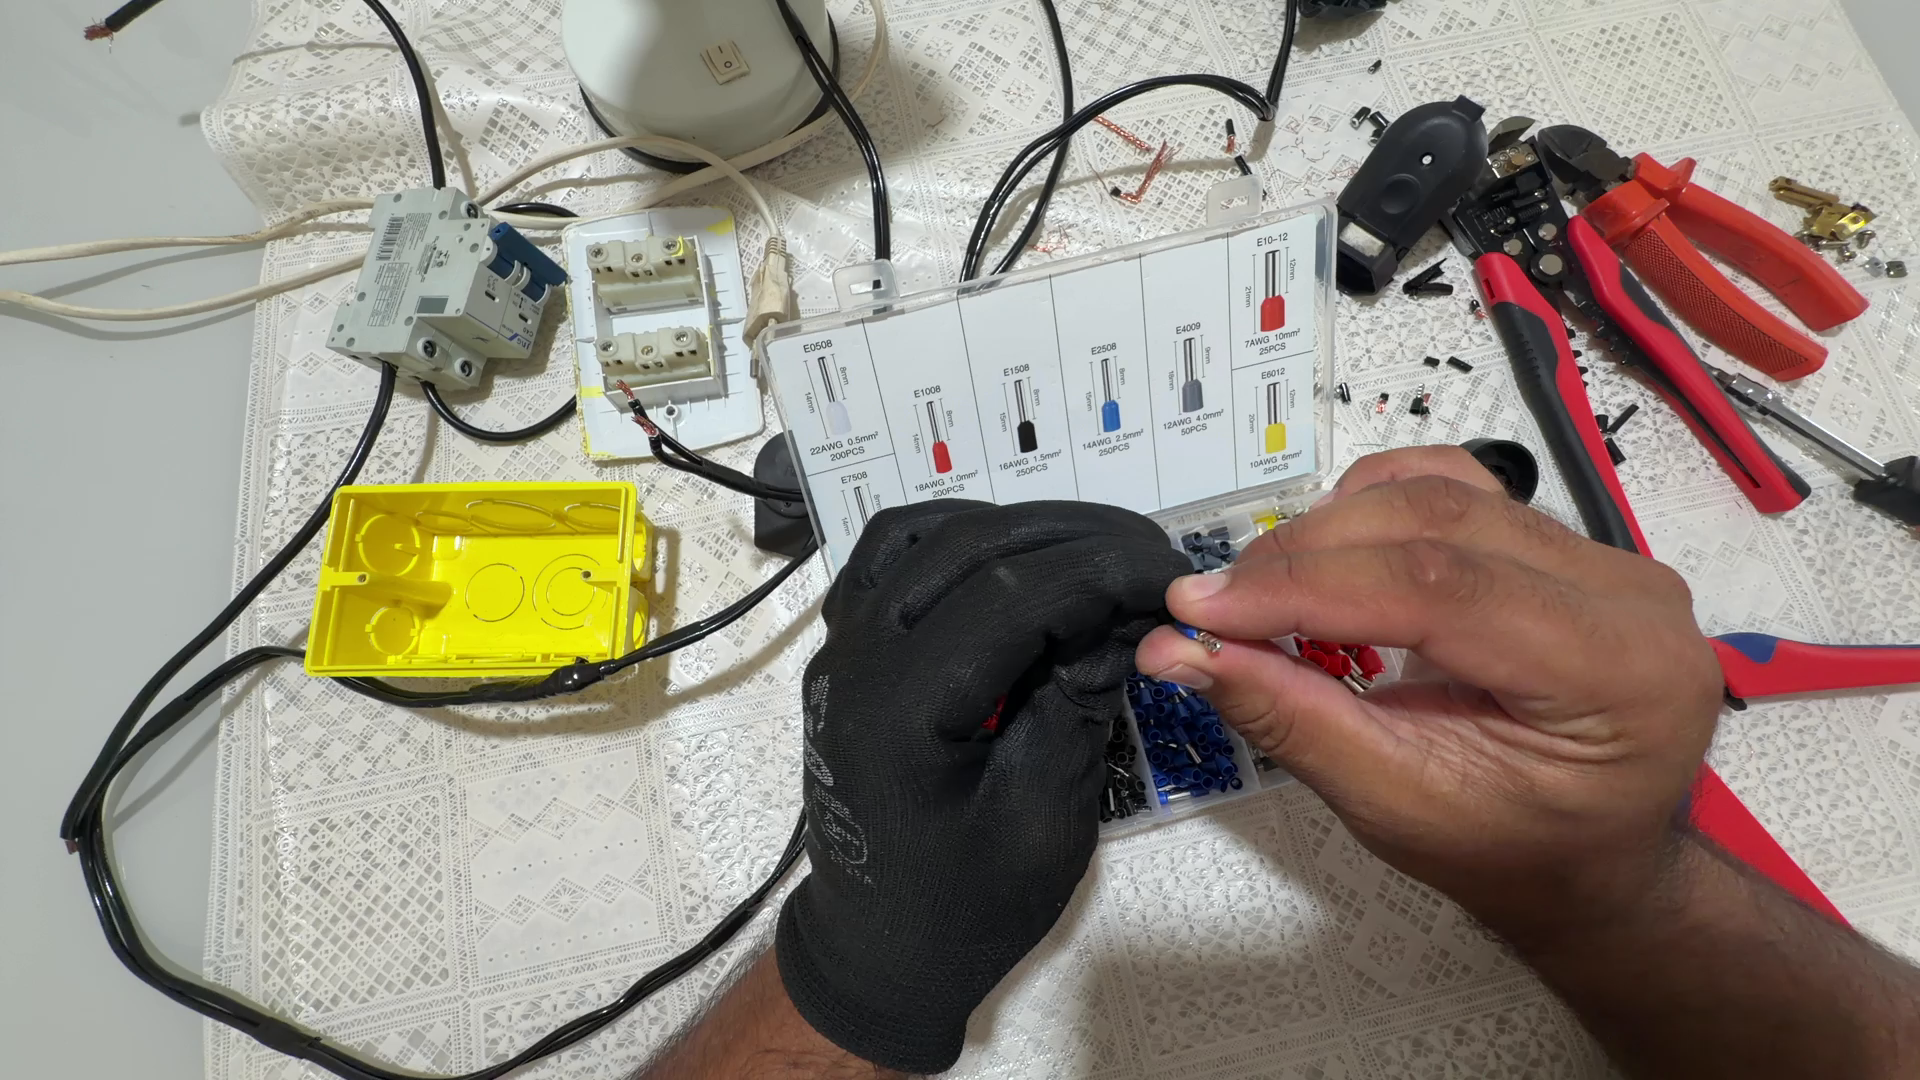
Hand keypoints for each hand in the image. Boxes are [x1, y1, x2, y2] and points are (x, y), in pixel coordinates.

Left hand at [778, 499, 1191, 1073]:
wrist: (876, 944)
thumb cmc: (965, 904)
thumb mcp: (1044, 818)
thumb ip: (1080, 700)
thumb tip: (1127, 612)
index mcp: (899, 711)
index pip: (1009, 599)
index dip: (1101, 571)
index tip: (1173, 574)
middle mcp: (853, 658)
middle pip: (966, 549)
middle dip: (1071, 538)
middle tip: (1148, 553)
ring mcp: (838, 644)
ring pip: (922, 535)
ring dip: (1013, 527)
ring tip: (1087, 551)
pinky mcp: (845, 645)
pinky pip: (890, 556)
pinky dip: (954, 537)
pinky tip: (1007, 557)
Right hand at [1135, 447, 1723, 940]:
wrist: (1584, 853)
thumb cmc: (1501, 847)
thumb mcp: (1386, 800)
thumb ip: (1282, 714)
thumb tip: (1172, 649)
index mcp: (1612, 670)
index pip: (1435, 588)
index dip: (1300, 589)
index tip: (1196, 609)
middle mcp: (1619, 588)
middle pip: (1428, 521)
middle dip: (1296, 557)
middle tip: (1212, 607)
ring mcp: (1589, 553)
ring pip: (1428, 490)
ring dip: (1320, 530)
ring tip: (1261, 588)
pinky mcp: (1545, 538)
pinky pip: (1443, 482)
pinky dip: (1363, 500)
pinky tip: (1327, 548)